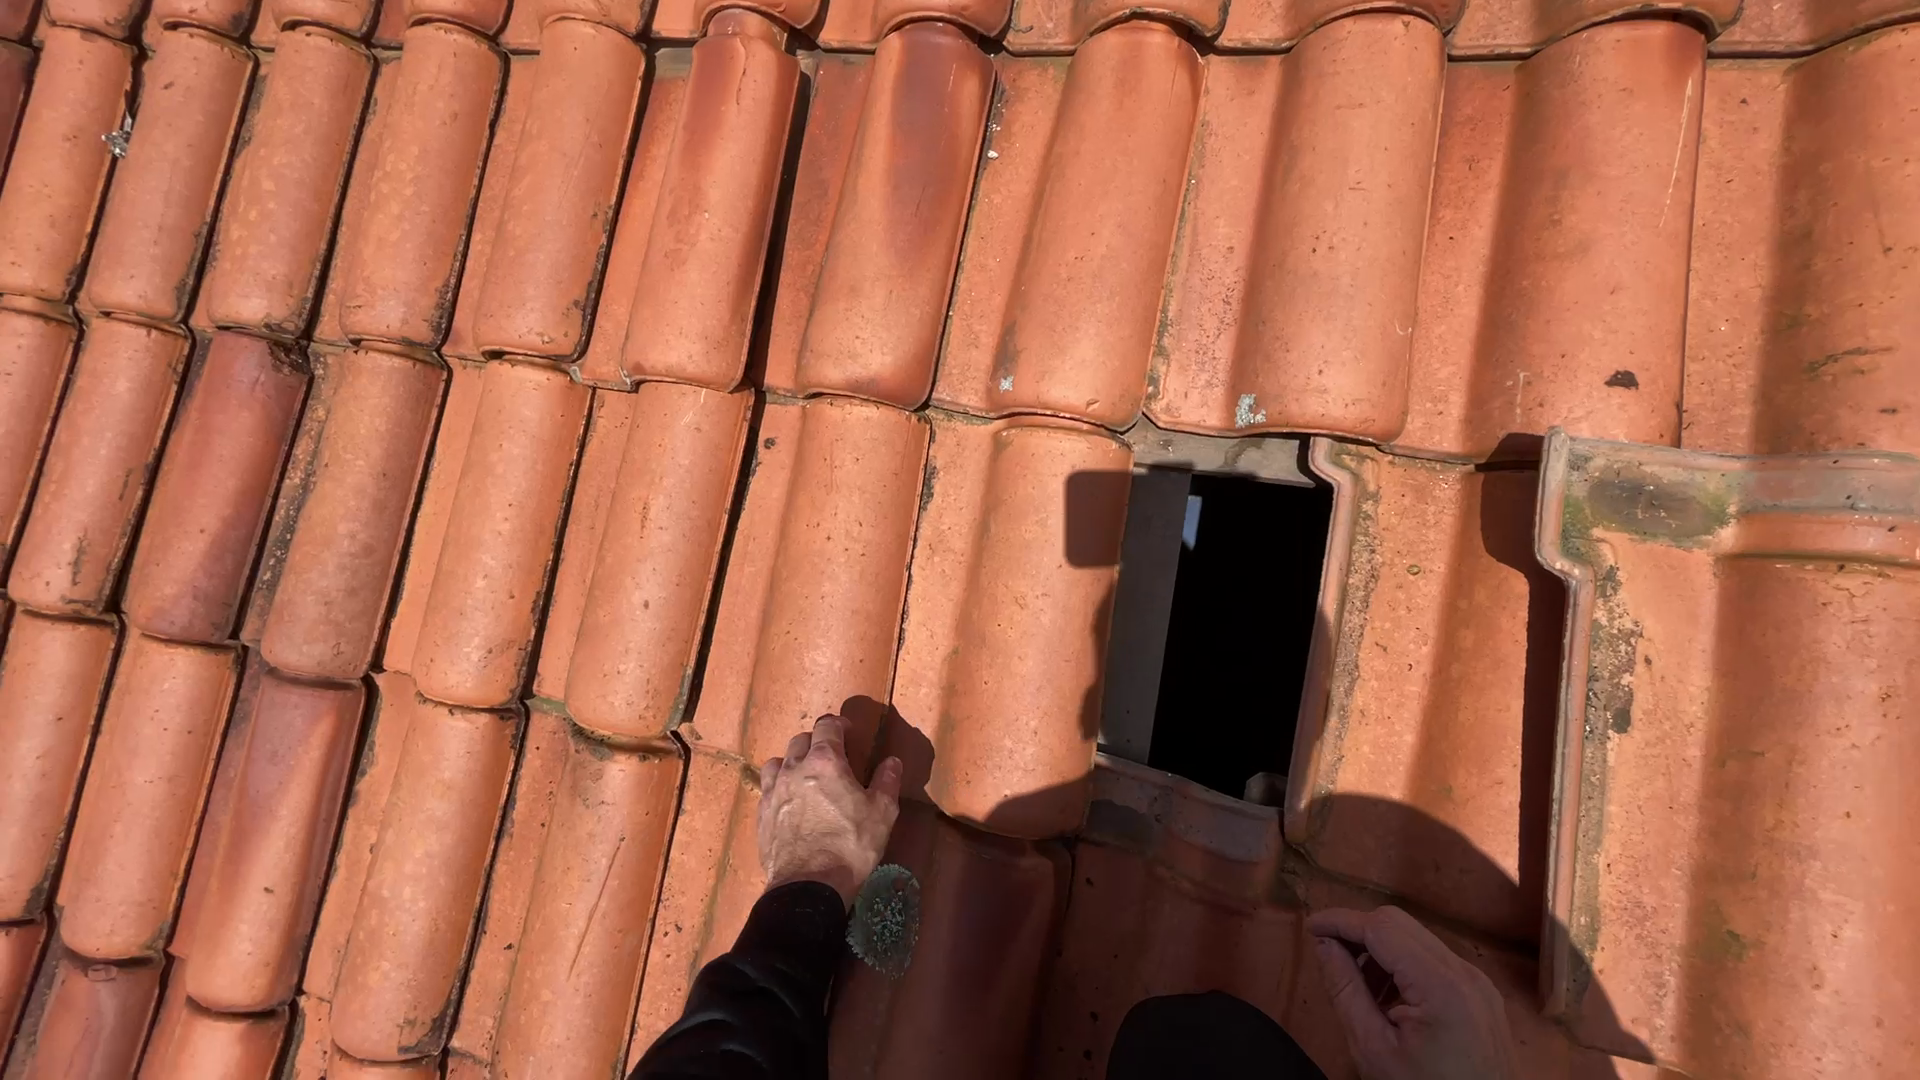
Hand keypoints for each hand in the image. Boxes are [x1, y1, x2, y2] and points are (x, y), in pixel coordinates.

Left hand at [757, 714, 902, 907]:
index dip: (838, 724)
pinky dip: (779, 785)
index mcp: (825, 761)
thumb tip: (892, 762)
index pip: (827, 726)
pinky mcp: (761, 815)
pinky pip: (767, 787)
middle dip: (817, 741)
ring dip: (793, 761)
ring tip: (805, 775)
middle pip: (801, 740)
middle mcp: (794, 768)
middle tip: (832, 755)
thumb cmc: (850, 845)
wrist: (808, 886)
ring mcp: (773, 791)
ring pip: (778, 761)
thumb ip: (887, 782)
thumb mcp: (882, 813)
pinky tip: (789, 801)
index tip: (848, 731)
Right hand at [1308, 906, 1520, 1079]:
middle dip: (1357, 930)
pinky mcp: (1481, 994)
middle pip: (1397, 923)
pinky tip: (1388, 995)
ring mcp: (1477, 983)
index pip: (1379, 927)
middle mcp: (1464, 972)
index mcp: (1440, 986)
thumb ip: (1345, 989)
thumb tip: (1323, 942)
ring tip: (1357, 982)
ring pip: (1414, 936)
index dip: (1339, 920)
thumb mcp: (1373, 1048)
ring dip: (1378, 946)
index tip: (1309, 927)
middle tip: (1329, 952)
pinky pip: (1432, 958)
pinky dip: (1401, 961)